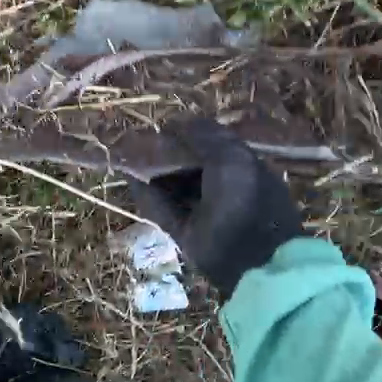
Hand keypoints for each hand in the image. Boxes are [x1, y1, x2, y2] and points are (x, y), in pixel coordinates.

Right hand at [127, 118, 304, 296]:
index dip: (187, 136)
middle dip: (166, 153)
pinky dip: (146, 194)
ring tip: (129, 156)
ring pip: (173, 185)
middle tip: (141, 141)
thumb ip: (206, 137)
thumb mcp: (232, 159)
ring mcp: (203, 212)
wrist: (252, 260)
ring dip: (153, 172)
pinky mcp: (185, 232)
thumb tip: (178, 121)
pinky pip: (162, 208)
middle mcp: (222, 189)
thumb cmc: (245, 202)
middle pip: (189, 165)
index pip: (211, 146)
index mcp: (243, 169)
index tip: (163, 127)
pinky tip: (130, 178)